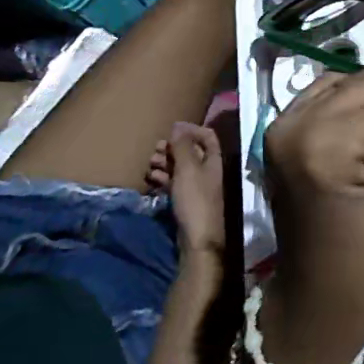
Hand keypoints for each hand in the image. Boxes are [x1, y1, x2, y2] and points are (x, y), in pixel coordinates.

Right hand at [148, 122, 226, 256]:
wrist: (197, 237)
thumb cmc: (195, 199)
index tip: (172, 129)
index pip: (208, 136)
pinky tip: (150, 179)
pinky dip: (163, 178)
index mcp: (214, 160)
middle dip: (173, 147)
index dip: (192, 129)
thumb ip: (183, 147)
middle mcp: (207, 171)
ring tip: (150, 163)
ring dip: (165, 162)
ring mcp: (197, 186)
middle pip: (191, 151)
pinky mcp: (186, 200)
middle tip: (155, 149)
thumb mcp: (188, 169)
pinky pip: (174, 183)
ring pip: (180, 167)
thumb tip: (178, 126)